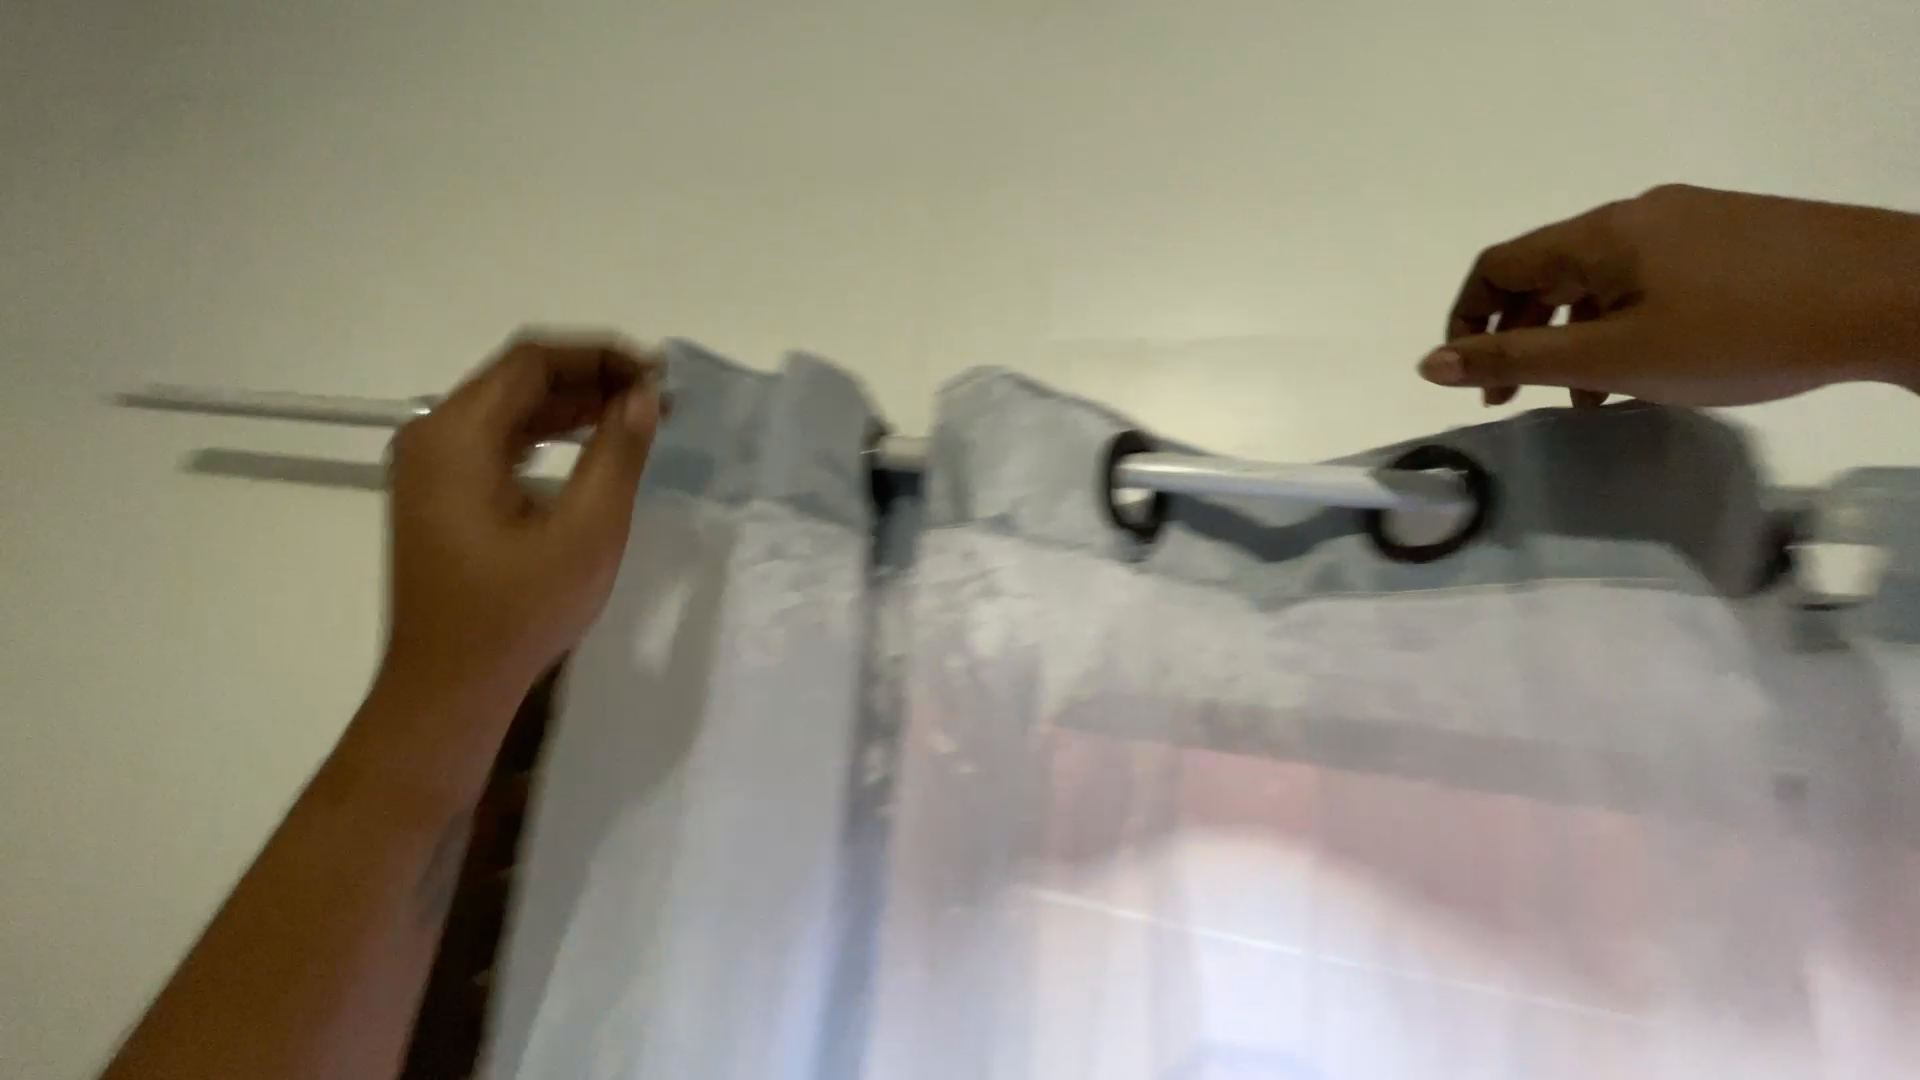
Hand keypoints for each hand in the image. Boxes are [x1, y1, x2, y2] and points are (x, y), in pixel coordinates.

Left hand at [379, 334, 663, 701]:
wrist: (452, 686)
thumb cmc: (520, 611)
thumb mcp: (587, 531)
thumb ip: (618, 454)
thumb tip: (643, 396)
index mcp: (455, 435)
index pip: (532, 362)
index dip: (601, 357)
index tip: (658, 377)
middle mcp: (432, 437)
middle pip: (519, 380)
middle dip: (593, 379)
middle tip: (658, 397)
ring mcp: (432, 466)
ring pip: (511, 409)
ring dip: (575, 406)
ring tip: (638, 417)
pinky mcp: (443, 493)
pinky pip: (501, 441)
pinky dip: (552, 435)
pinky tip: (592, 447)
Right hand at [1418, 184, 1919, 406]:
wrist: (1910, 300)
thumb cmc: (1738, 332)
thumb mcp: (1608, 357)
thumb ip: (1512, 359)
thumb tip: (1427, 364)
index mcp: (1600, 234)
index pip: (1496, 267)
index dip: (1465, 320)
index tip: (1467, 376)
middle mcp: (1637, 216)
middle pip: (1542, 275)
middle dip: (1513, 336)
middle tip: (1510, 396)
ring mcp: (1690, 224)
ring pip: (1593, 284)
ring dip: (1566, 339)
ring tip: (1578, 398)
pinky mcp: (1732, 242)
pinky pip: (1643, 284)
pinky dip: (1616, 327)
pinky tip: (1636, 372)